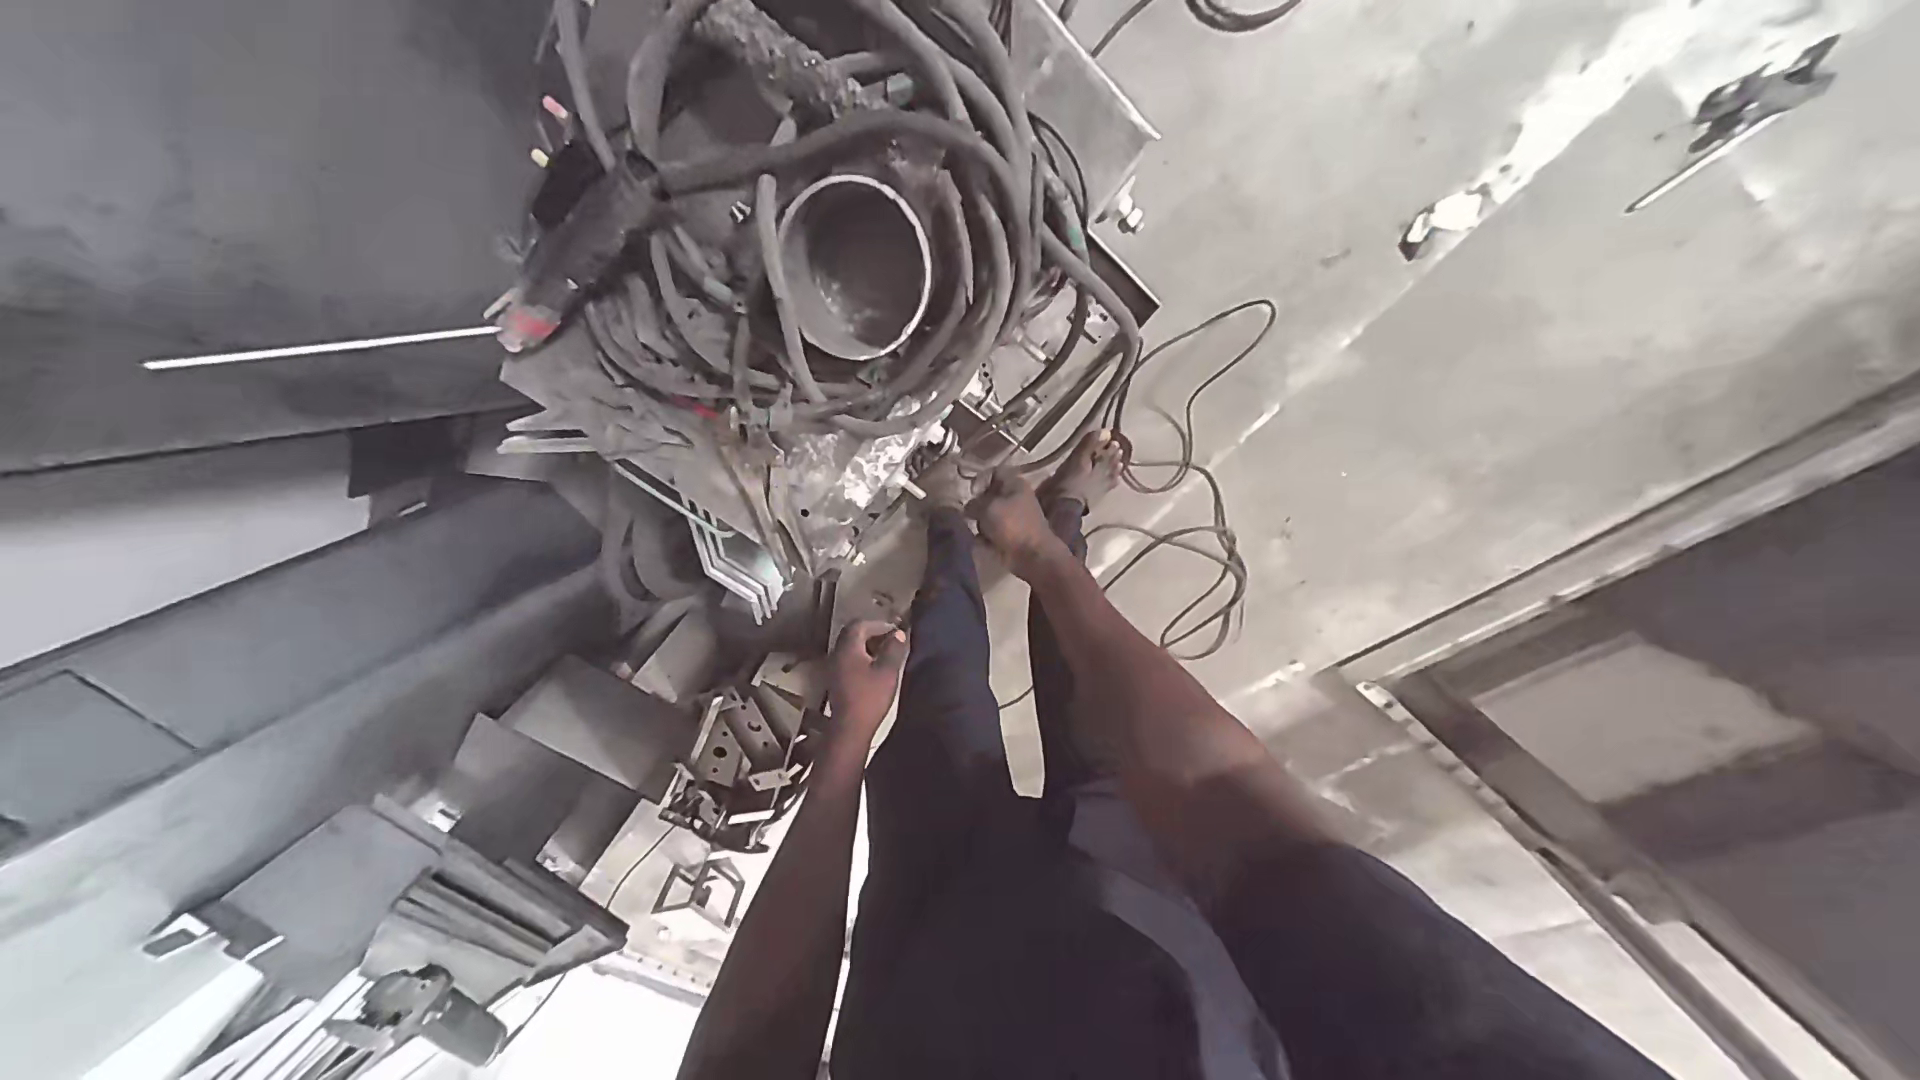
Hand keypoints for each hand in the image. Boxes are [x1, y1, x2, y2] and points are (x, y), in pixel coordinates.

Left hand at [827, 620, 908, 742]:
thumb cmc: (870, 697)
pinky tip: (874, 665)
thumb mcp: (887, 671)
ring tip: (885, 651)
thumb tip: (898, 633)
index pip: (860, 625)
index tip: (894, 629)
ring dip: (866, 644)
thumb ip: (894, 649)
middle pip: (852, 633)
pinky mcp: (836, 679)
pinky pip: (848, 658)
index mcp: (848, 648)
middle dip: (871, 632)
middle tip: (890, 637)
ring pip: (849, 646)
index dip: (878, 624)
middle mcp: (837, 654)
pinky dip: (861, 655)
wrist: (851, 727)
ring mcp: (834, 667)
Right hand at [973, 467, 1071, 579]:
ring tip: (979, 530)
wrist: (1031, 555)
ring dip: (979, 523)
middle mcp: (1014, 498)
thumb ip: (973, 504)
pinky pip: (989, 532)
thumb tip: (968, 508)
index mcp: (1014, 485)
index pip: (994, 472)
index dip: (980, 479)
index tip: (972, 492)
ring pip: (986, 515)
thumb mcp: (988, 508)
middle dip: (977, 505)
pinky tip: (983, 543)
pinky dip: (984, 537)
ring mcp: (1011, 518)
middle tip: (971, 513)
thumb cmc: (1011, 525)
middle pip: (988, 495)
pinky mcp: (1007, 535)